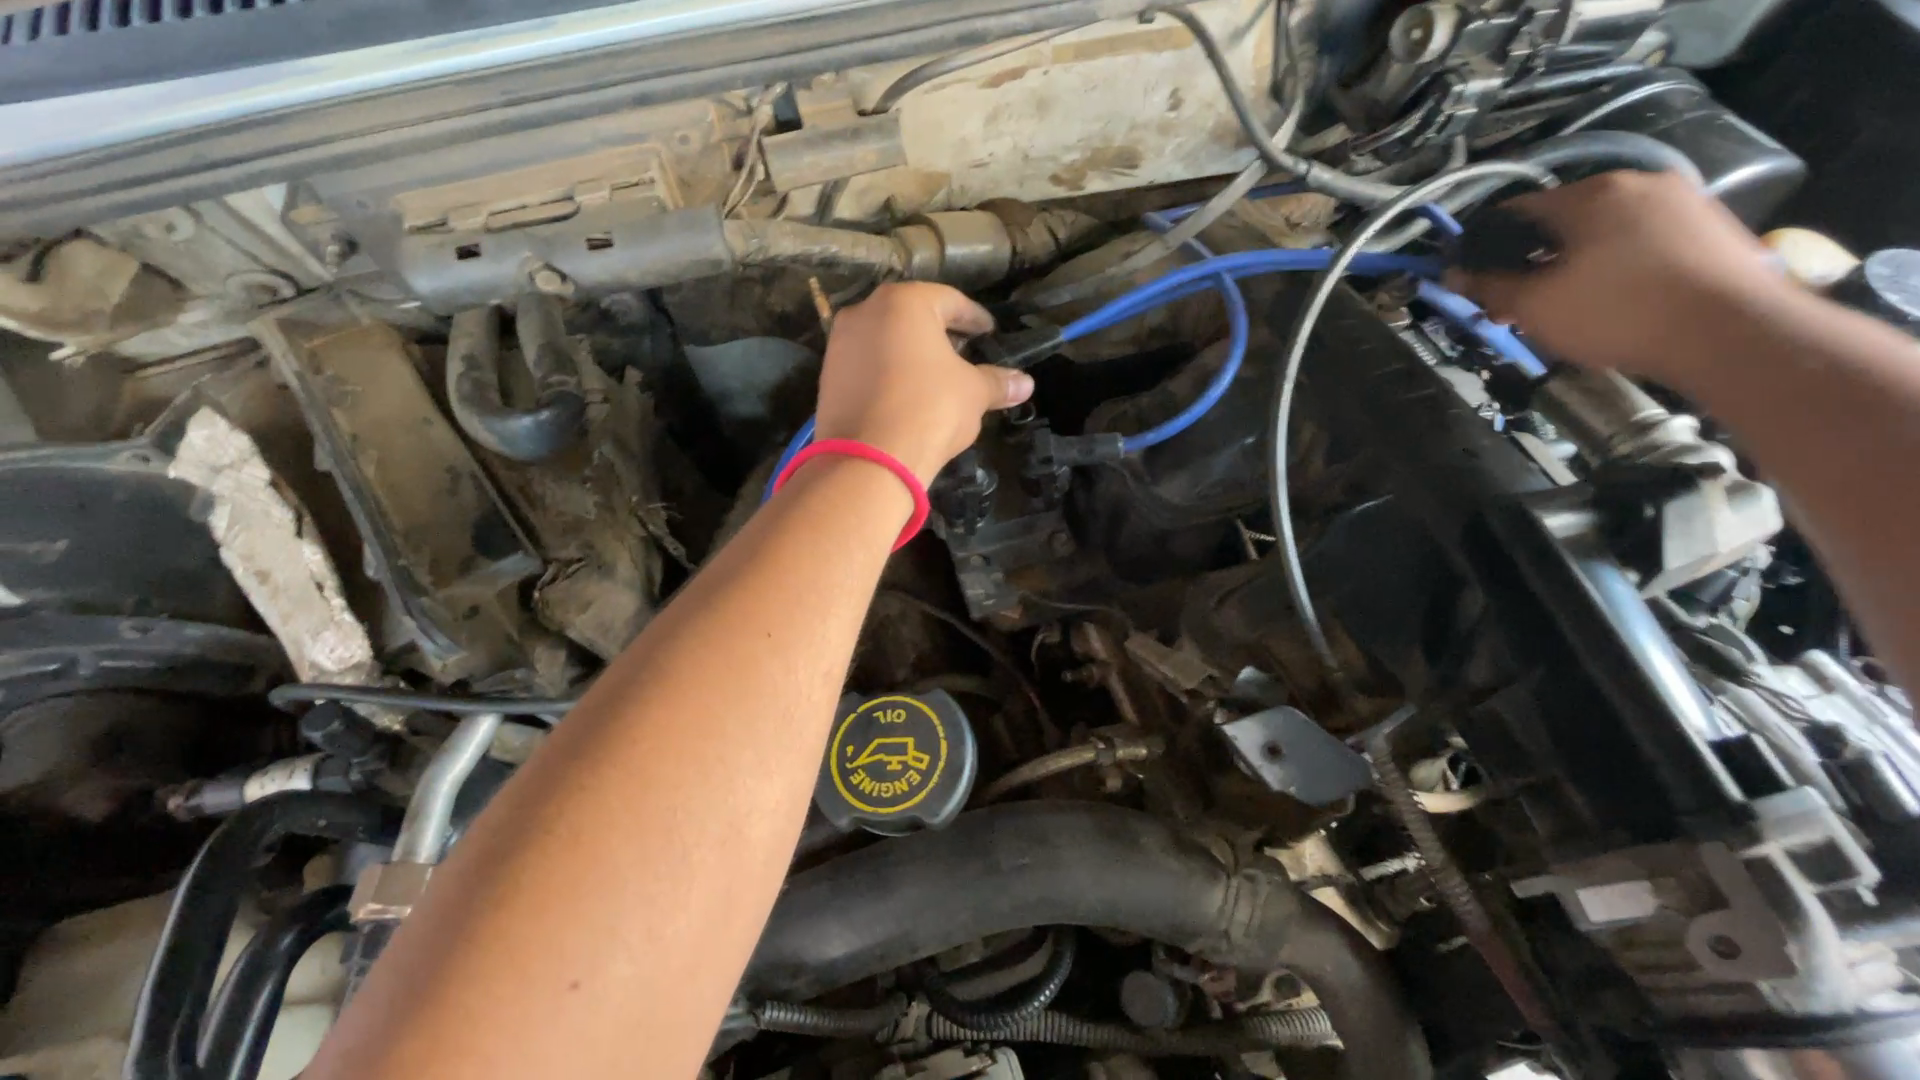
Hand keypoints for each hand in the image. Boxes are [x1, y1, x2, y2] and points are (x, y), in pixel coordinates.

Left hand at [814, 282, 1034, 482]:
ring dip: (912, 354)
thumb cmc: (929, 409)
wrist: (868, 459)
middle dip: (940, 334)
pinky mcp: (828, 376)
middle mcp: (865, 311)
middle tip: (964, 354)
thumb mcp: (973, 393)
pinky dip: (889, 373)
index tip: (989, 333)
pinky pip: (867, 365)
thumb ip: (997, 382)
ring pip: (886, 340)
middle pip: (912, 317)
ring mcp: (840, 343)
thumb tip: (1025, 384)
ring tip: (937, 378)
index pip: (950, 300)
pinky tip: (907, 396)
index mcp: (904, 302)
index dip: (974, 318)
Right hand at [1450, 170, 1797, 386]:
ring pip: (1604, 232)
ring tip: (1565, 307)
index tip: (1473, 277)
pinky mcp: (1712, 228)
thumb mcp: (1537, 307)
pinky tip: (1614, 301)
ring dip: (1575, 264)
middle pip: (1563, 221)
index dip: (1485, 245)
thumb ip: (1489, 287)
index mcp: (1592, 193)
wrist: (1734, 332)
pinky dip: (1617, 266)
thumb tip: (1453, 274)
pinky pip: (1643, 242)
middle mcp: (1638, 183)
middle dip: (1534, 260)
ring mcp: (1683, 202)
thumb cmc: (1620, 313)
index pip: (1516, 211)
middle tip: (1519, 303)